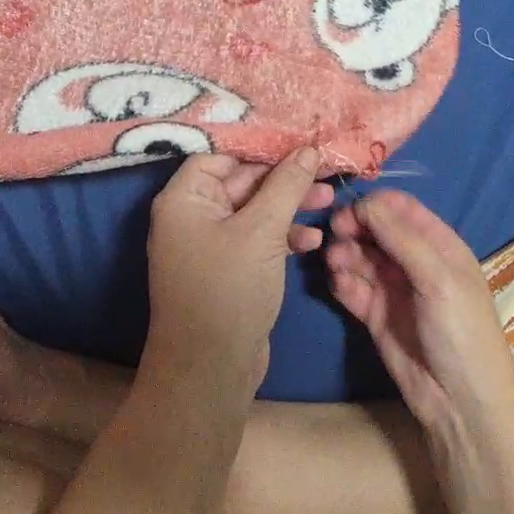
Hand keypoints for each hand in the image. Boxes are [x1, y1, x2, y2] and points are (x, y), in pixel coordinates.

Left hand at [144, 148, 331, 392]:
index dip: (260, 149)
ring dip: (290, 207)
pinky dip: (282, 236)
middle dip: (285, 179)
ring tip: (328, 203)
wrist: (211, 370)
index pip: (222, 155)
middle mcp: (193, 217)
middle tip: (326, 173)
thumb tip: (308, 149)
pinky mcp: (229, 269)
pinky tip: (311, 243)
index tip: (299, 143)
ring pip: (255, 210)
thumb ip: (286, 185)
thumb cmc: (228, 290)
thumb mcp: (262, 231)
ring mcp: (210, 245)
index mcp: (185, 200)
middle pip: (243, 181)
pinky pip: (257, 239)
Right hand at [324, 191, 513, 434]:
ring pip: (361, 257)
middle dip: (353, 228)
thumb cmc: (461, 330)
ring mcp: (394, 288)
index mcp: (439, 244)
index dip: (374, 205)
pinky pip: (353, 288)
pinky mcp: (375, 315)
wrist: (460, 401)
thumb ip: (402, 239)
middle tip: (333, 236)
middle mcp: (414, 260)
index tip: (349, 212)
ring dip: (344, 254)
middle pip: (376, 229)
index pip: (401, 208)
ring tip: (335, 264)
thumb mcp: (438, 278)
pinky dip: (342, 282)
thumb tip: (367, 204)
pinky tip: (339, 285)